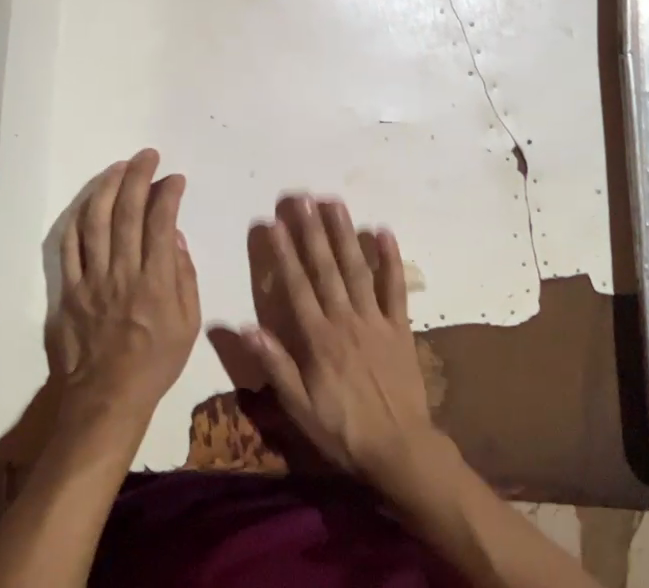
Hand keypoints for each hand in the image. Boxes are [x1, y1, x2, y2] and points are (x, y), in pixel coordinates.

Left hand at [47, 150, 200, 420]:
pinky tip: (89, 202)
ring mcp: (91, 278)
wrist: (107, 396)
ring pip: (95, 220)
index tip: (174, 179)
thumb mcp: (188, 325)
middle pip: (127, 212)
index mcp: (156, 282)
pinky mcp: (68, 288)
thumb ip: (184, 277)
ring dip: (107, 187)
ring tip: (119, 167)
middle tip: (147, 156)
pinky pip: (69, 245)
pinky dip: (79, 218)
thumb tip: (174, 237)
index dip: (168, 194)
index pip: (162, 223)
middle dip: (138, 176)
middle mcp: (123, 272)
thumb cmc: (155, 363)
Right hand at [244, 196, 436, 488]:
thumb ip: (276, 365)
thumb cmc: (343, 430)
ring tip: (333, 203)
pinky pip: (396, 288)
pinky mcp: (401, 328)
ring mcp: (376, 321)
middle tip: (301, 199)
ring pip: (358, 269)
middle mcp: (346, 321)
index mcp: (318, 338)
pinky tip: (384, 232)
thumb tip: (246, 328)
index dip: (283, 253)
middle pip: (326, 269)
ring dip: (344, 234)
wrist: (401, 449)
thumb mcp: (300, 407)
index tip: (273, 223)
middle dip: (311, 231)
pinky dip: (391, 260)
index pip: (297, 286)